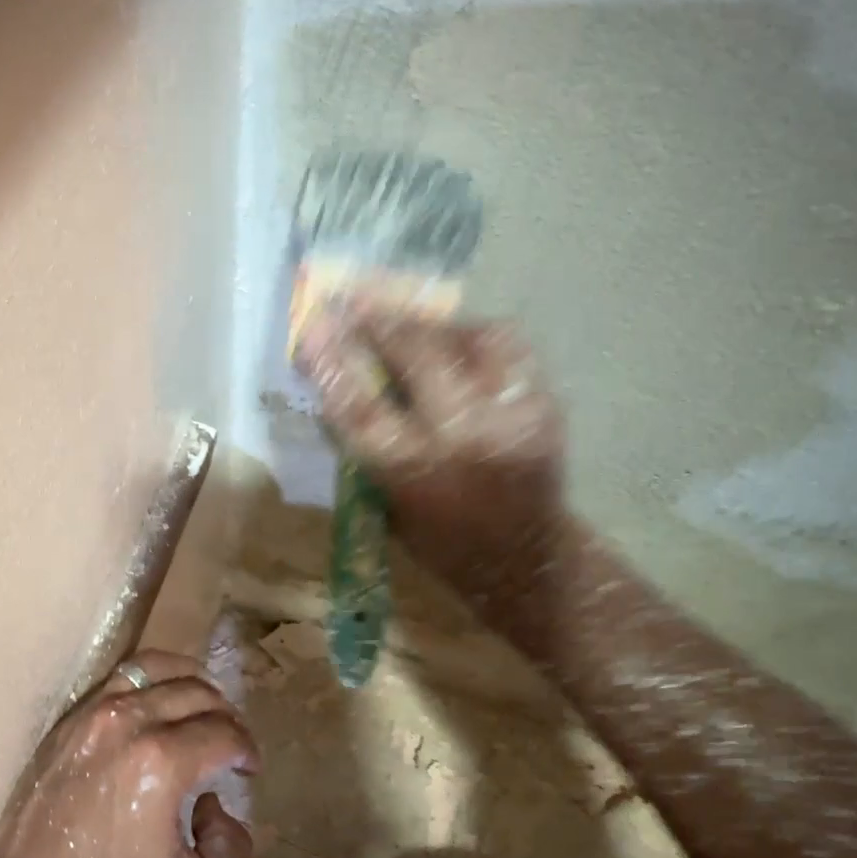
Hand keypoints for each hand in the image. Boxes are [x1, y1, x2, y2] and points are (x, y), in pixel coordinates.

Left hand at [0, 651, 258, 857]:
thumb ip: (235, 850)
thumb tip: (215, 804)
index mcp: (162, 763)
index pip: (225, 732)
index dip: (247, 749)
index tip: (248, 770)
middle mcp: (128, 723)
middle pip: (198, 692)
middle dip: (227, 715)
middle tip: (231, 744)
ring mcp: (93, 714)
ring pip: (157, 667)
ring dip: (190, 683)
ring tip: (202, 710)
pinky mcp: (69, 718)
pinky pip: (120, 676)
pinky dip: (150, 679)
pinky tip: (159, 703)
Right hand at [293, 306, 568, 600]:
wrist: (527, 558)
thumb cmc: (437, 539)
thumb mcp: (384, 503)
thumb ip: (363, 445)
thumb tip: (334, 384)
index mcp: (415, 474)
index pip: (361, 408)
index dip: (332, 363)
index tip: (311, 327)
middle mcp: (466, 439)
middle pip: (418, 356)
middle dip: (379, 320)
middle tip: (351, 299)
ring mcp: (513, 415)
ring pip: (470, 337)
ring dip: (429, 322)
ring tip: (405, 318)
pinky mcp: (544, 403)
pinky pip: (507, 344)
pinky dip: (472, 334)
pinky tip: (453, 337)